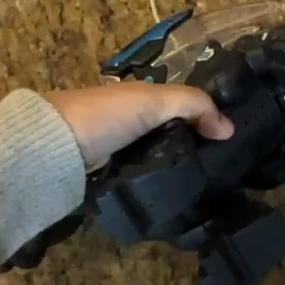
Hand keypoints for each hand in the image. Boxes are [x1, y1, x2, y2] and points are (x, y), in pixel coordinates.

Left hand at [46, 83, 233, 168]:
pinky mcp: (106, 171)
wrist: (55, 146)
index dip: (203, 117)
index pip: (179, 104)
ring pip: (155, 154)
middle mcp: (129, 118)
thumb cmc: (107, 115)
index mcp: (139, 96)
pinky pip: (140, 172)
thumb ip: (194, 105)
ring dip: (173, 165)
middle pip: (168, 131)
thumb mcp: (155, 102)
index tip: (227, 140)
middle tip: (219, 168)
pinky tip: (170, 189)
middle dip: (190, 145)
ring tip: (202, 184)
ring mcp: (116, 146)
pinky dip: (155, 177)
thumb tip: (229, 128)